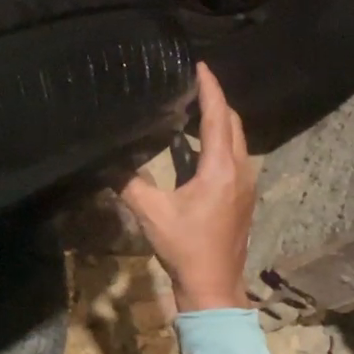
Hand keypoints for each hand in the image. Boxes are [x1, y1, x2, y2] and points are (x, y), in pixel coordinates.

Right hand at [119, 63, 255, 311]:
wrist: (213, 287)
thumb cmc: (185, 248)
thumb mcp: (151, 214)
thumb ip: (130, 183)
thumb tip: (108, 162)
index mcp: (221, 168)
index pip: (217, 116)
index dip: (210, 88)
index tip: (200, 66)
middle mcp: (240, 170)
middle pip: (232, 124)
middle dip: (215, 101)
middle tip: (193, 86)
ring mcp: (246, 185)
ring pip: (236, 141)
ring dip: (218, 123)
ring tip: (192, 112)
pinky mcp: (242, 199)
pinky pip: (235, 158)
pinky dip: (219, 144)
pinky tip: (197, 150)